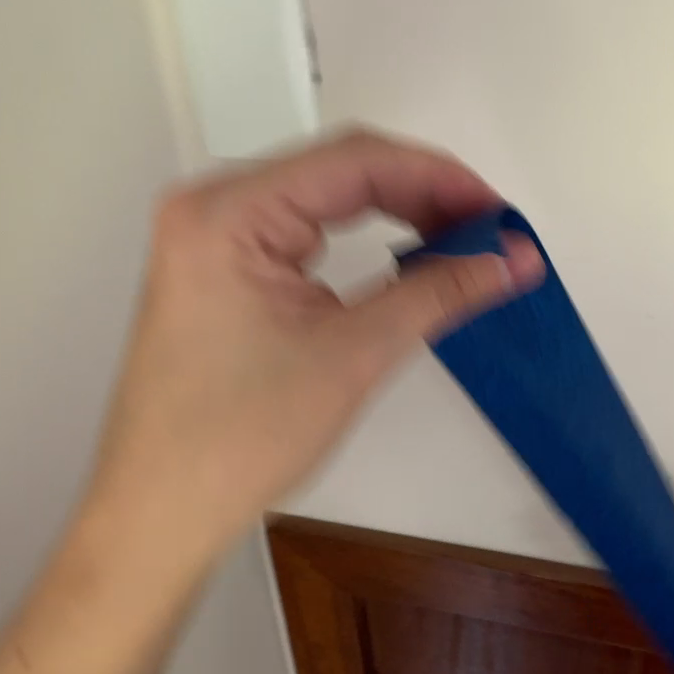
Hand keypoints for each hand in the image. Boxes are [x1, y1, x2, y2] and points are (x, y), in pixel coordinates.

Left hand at [96, 129, 544, 546]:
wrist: (160, 513)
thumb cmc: (237, 442)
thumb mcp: (353, 355)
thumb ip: (439, 292)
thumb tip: (513, 258)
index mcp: (227, 212)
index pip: (354, 161)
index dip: (440, 178)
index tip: (499, 213)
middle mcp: (212, 207)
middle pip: (340, 171)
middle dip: (423, 195)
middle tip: (489, 231)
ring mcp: (212, 235)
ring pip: (325, 197)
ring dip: (397, 212)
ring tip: (461, 240)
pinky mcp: (222, 265)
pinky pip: (304, 227)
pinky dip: (361, 235)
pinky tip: (405, 251)